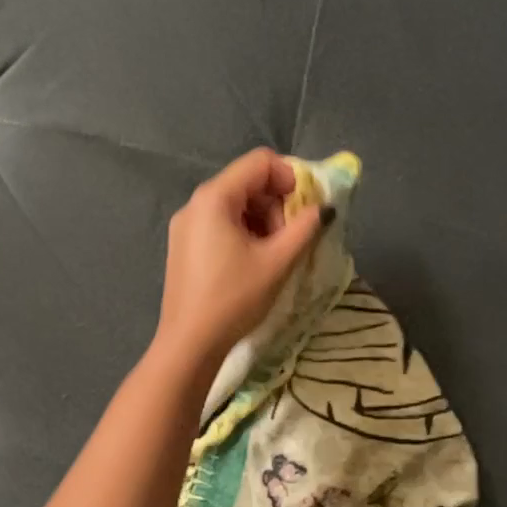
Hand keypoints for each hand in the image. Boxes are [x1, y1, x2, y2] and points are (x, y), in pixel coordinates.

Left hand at [154, 148, 326, 362]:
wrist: (189, 343)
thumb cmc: (234, 299)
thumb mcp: (277, 262)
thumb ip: (304, 228)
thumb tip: (323, 208)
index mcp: (214, 198)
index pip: (260, 162)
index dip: (290, 179)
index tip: (305, 210)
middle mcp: (194, 204)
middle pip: (246, 183)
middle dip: (276, 204)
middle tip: (289, 240)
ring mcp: (184, 226)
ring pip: (234, 205)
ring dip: (261, 221)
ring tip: (272, 256)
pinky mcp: (183, 247)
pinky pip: (219, 225)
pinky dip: (242, 234)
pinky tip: (252, 264)